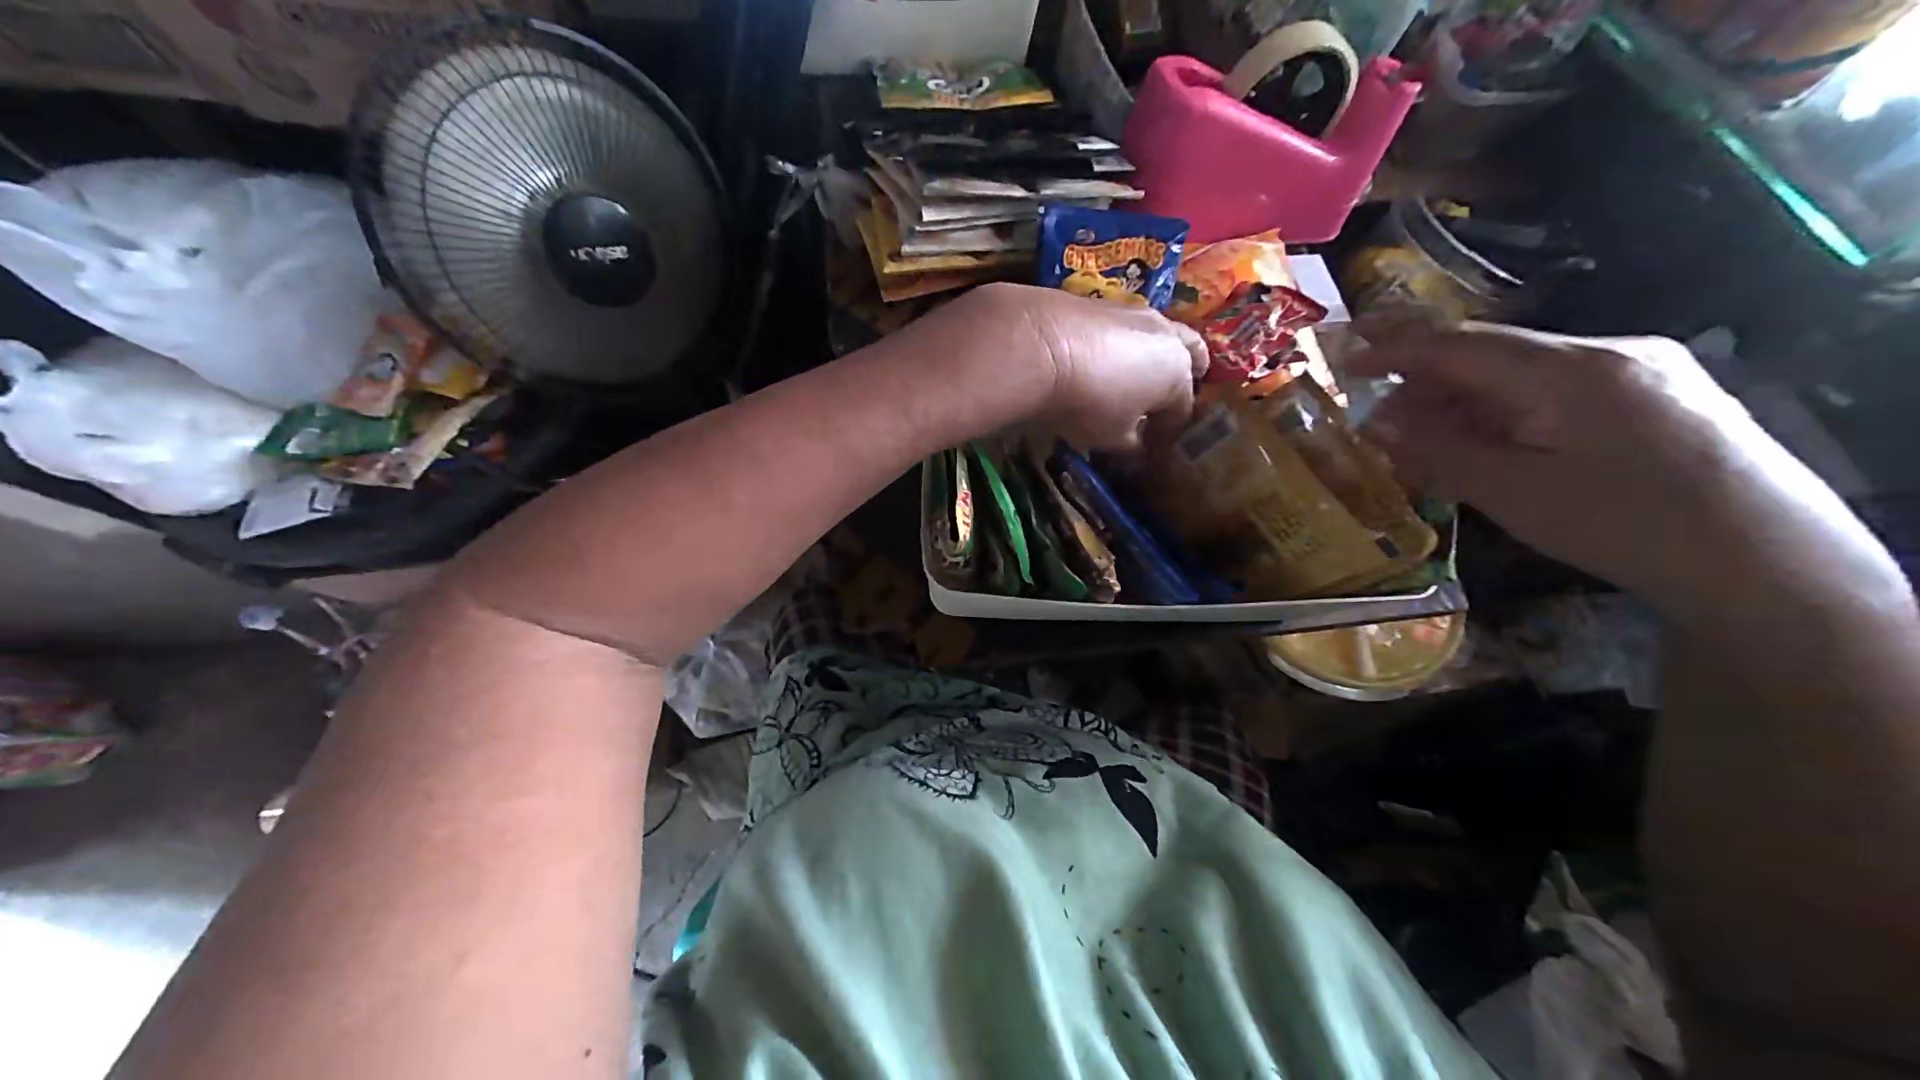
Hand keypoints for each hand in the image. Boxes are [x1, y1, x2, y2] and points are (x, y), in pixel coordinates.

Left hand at [923, 283, 1207, 451]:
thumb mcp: (1110, 437)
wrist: (1038, 344)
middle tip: (1177, 391)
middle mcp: (1165, 336)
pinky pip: (1121, 327)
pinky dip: (1121, 343)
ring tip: (1136, 374)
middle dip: (1189, 374)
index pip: (1181, 411)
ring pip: (1157, 334)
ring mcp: (1133, 312)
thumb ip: (1131, 444)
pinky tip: (1102, 356)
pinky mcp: (1099, 301)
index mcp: (1177, 374)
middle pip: (1189, 355)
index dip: (1167, 435)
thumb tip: (1137, 449)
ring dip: (1153, 355)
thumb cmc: (1087, 401)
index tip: (1152, 451)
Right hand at [1346, 321, 1903, 615]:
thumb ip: (1440, 450)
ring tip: (1432, 448)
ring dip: (1469, 408)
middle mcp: (1610, 353)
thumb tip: (1377, 421)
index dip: (1396, 350)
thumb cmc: (1625, 526)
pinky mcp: (1660, 398)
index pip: (1463, 344)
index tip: (1346, 362)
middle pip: (1494, 358)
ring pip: (1527, 378)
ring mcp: (1643, 372)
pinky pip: (1561, 394)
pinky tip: (1494, 450)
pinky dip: (1512, 417)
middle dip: (1430, 390)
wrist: (1769, 565)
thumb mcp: (1514, 493)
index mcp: (1572, 369)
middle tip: (1384, 430)